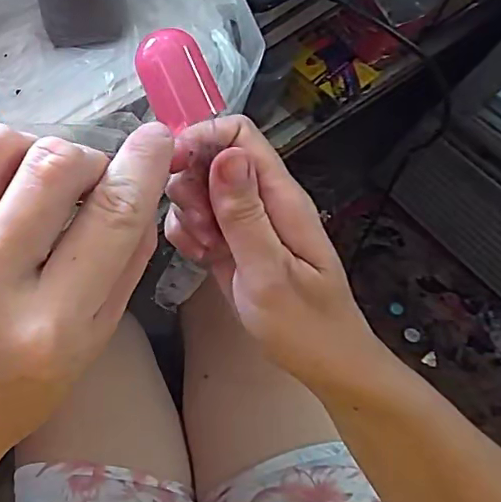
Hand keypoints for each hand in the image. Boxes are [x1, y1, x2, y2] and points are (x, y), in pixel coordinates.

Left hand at [0, 121, 173, 479]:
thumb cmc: (33, 383)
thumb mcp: (99, 333)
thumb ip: (129, 255)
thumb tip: (142, 176)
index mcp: (48, 327)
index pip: (108, 218)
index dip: (142, 166)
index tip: (157, 139)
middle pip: (48, 166)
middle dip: (86, 157)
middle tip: (91, 181)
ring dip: (37, 147)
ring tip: (45, 181)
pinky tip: (8, 192)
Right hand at [163, 115, 382, 383]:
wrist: (326, 366)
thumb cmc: (306, 326)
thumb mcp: (270, 273)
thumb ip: (244, 214)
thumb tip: (226, 155)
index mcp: (280, 196)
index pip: (239, 135)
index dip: (202, 138)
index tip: (174, 166)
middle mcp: (263, 200)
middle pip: (212, 159)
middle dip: (189, 184)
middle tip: (198, 227)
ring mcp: (246, 221)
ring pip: (200, 190)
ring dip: (187, 213)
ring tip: (203, 249)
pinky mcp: (232, 242)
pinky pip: (198, 221)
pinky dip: (188, 235)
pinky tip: (200, 260)